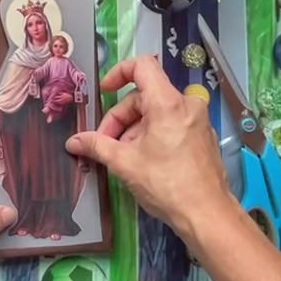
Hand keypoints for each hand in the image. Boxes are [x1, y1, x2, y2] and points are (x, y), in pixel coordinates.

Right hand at [67, 55, 238, 248]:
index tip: (105, 91)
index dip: (118, 73)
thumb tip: (73, 141)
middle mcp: (187, 105)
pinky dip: (152, 134)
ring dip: (134, 129)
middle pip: (144, 96)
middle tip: (106, 143)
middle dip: (121, 117)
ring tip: (124, 157)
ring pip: (156, 112)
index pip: (142, 66)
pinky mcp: (202, 136)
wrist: (207, 215)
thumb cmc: (166, 184)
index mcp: (168, 103)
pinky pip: (171, 123)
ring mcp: (198, 120)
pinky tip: (143, 160)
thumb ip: (96, 146)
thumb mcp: (124, 163)